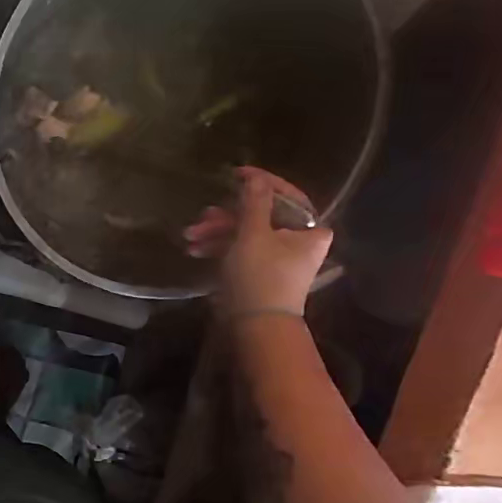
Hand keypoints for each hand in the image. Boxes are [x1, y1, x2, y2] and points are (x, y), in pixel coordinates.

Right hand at [183, 167, 332, 316]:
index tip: (236, 174)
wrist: (255, 328)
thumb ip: (254, 202)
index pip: (287, 195)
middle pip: (261, 216)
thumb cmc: (260, 277)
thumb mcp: (253, 235)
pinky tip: (196, 250)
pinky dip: (221, 248)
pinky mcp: (261, 273)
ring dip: (217, 232)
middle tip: (201, 216)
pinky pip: (242, 251)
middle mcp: (300, 242)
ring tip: (191, 237)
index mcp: (310, 230)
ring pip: (246, 234)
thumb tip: (255, 177)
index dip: (261, 182)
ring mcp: (280, 259)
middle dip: (226, 216)